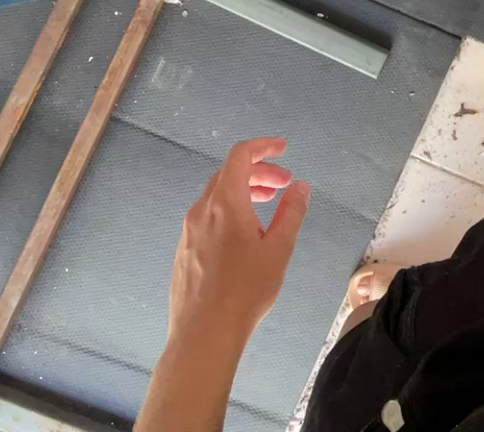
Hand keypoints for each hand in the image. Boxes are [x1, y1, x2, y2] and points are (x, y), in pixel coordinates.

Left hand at [168, 137, 311, 344]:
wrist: (203, 337)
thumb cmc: (246, 290)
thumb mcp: (279, 248)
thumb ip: (291, 212)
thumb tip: (300, 186)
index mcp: (225, 203)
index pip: (240, 156)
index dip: (263, 147)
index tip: (284, 150)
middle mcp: (201, 211)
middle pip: (228, 174)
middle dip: (259, 172)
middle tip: (284, 184)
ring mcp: (188, 232)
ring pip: (216, 196)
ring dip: (244, 191)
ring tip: (267, 206)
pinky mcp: (183, 252)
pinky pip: (208, 216)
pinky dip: (229, 210)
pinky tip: (245, 235)